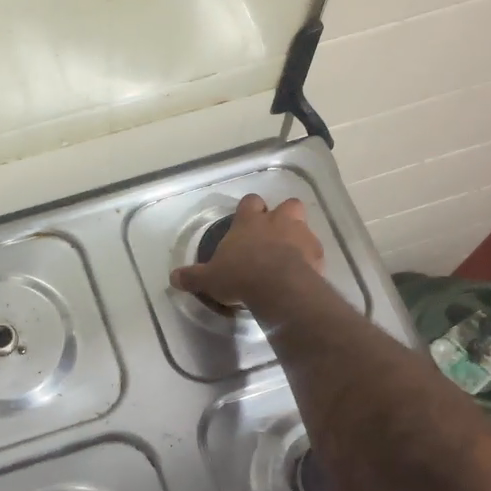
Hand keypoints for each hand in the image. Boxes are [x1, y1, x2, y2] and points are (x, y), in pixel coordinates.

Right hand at [170, 194, 323, 308]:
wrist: (278, 287)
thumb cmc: (240, 276)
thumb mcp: (210, 279)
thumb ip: (193, 276)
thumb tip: (173, 277)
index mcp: (249, 221)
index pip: (250, 203)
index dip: (249, 210)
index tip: (246, 222)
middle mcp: (277, 221)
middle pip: (285, 205)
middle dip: (281, 216)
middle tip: (273, 235)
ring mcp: (300, 234)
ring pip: (303, 223)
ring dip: (298, 235)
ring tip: (290, 253)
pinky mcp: (317, 253)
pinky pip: (315, 251)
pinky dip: (310, 258)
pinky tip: (303, 273)